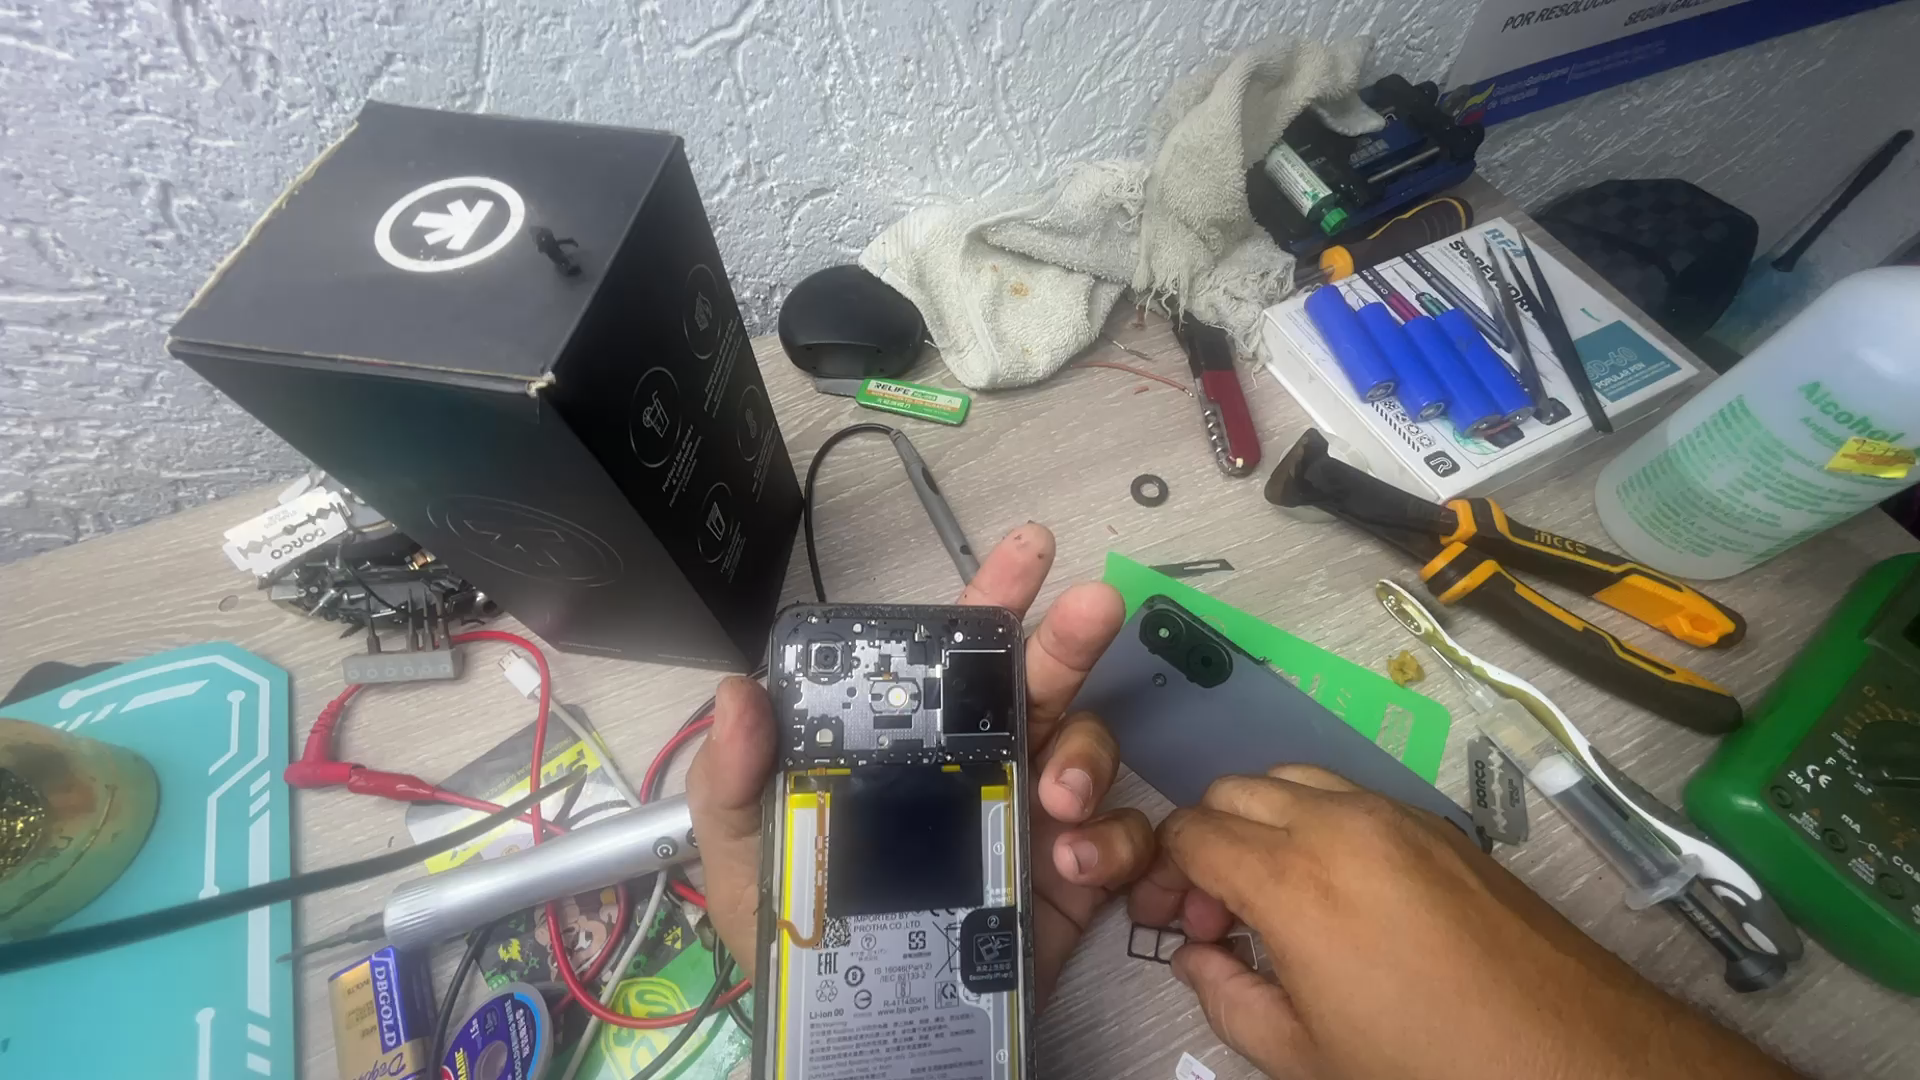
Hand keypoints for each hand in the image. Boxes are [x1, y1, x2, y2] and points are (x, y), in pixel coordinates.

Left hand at [687, 523, 1152, 1005]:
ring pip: (1087, 745)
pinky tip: (1073, 863)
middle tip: (1095, 606)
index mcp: (916, 738)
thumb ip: (734, 773)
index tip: (1029, 549)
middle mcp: (984, 757)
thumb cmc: (798, 922)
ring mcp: (1033, 810)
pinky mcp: (1071, 873)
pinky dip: (1112, 840)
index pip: (956, 655)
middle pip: (1040, 679)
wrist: (862, 1032)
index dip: (993, 596)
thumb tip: (739, 693)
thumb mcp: (746, 843)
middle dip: (1070, 636)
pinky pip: (1117, 836)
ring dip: (1087, 754)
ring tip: (1056, 797)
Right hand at [1130, 766, 1799, 1079]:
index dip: (1162, 871)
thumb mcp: (1308, 1062)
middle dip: (1205, 843)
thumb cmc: (1435, 1075)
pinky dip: (1312, 818)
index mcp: (1290, 880)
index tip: (1169, 917)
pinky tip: (1339, 882)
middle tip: (1221, 912)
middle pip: (1228, 793)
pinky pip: (1344, 792)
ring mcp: (1388, 812)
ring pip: (1284, 777)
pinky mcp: (1434, 821)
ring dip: (1257, 820)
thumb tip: (1194, 954)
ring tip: (1275, 885)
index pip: (1188, 834)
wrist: (1596, 1073)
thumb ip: (1227, 998)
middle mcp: (1331, 823)